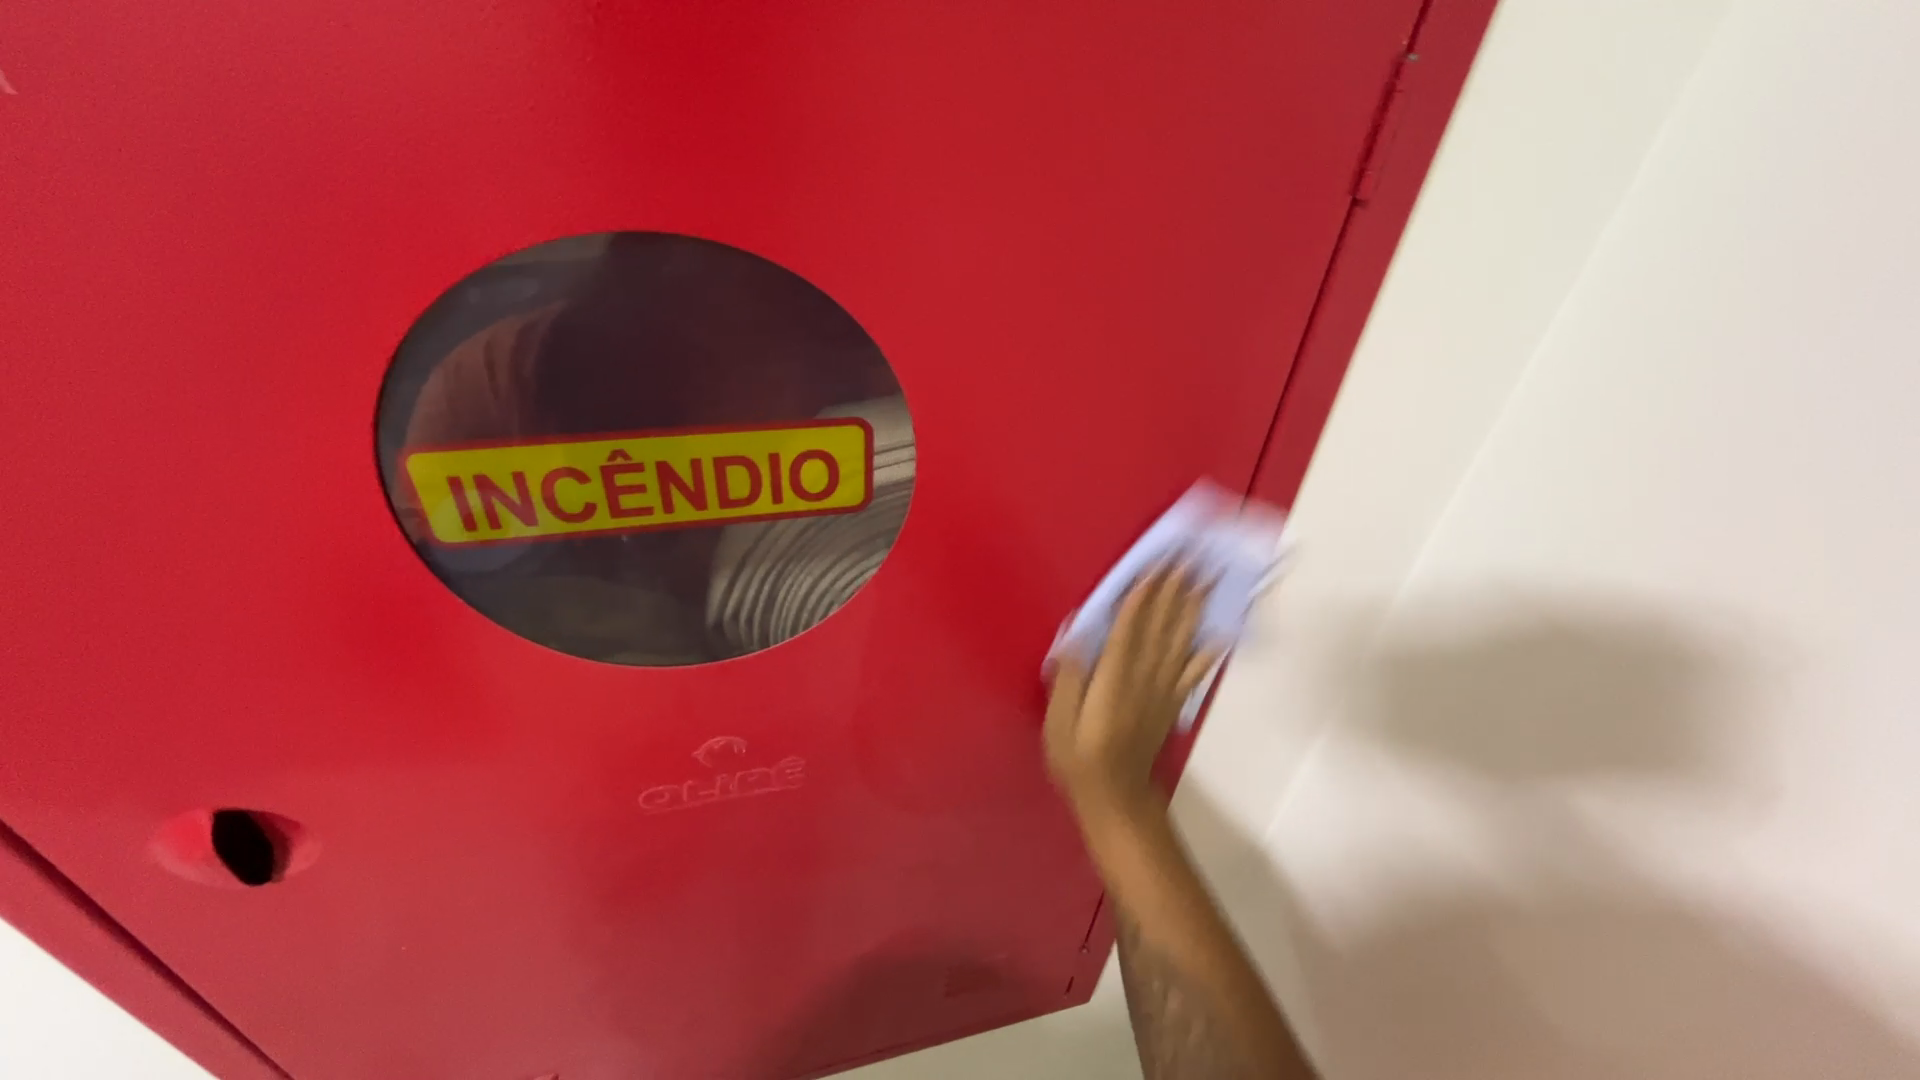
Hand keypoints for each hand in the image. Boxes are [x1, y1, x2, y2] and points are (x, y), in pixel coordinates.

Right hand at [1045, 563, 1221, 821]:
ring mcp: (1164, 689)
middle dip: (1177, 587)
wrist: (1115, 798)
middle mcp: (1145, 676)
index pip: (1132, 623)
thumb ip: (1069, 674)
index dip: (1146, 591)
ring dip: (1195, 606)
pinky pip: (1195, 670)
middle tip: (1193, 556)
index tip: (1160, 561)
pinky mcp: (1173, 701)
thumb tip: (1078, 629)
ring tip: (1207, 578)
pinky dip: (1211, 650)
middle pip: (1163, 623)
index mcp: (1115, 676)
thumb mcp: (1059, 719)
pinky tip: (1222, 630)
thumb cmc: (1078, 757)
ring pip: (1182, 639)